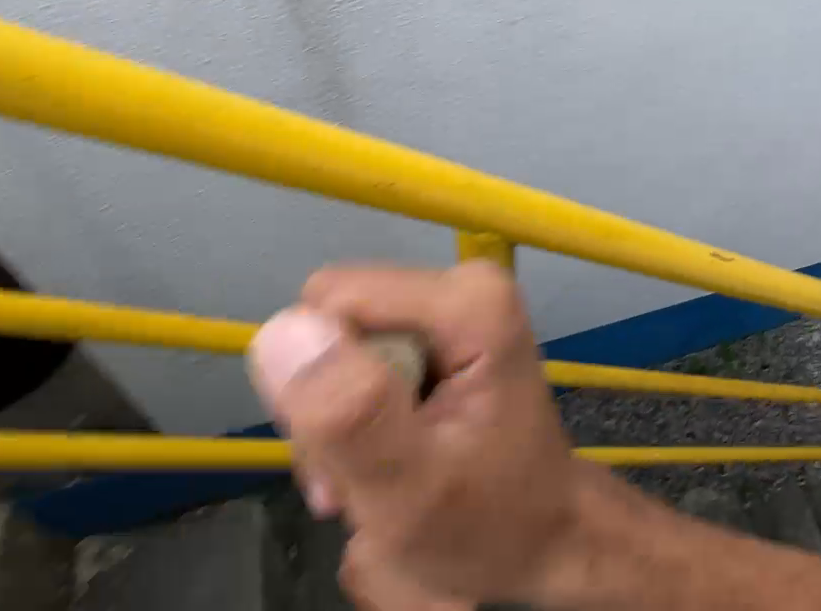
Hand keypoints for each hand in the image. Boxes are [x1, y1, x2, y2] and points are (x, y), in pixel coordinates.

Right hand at [248, 261, 594, 606]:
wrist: (538, 535)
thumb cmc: (487, 522)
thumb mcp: (408, 489)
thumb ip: (349, 413)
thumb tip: (282, 331)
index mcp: (469, 301)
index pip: (329, 305)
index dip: (318, 384)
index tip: (351, 454)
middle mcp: (463, 286)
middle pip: (333, 323)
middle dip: (327, 407)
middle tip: (365, 475)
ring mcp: (452, 306)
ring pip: (336, 349)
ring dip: (339, 425)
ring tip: (377, 478)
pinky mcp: (438, 331)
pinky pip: (355, 362)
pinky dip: (356, 421)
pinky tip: (384, 463)